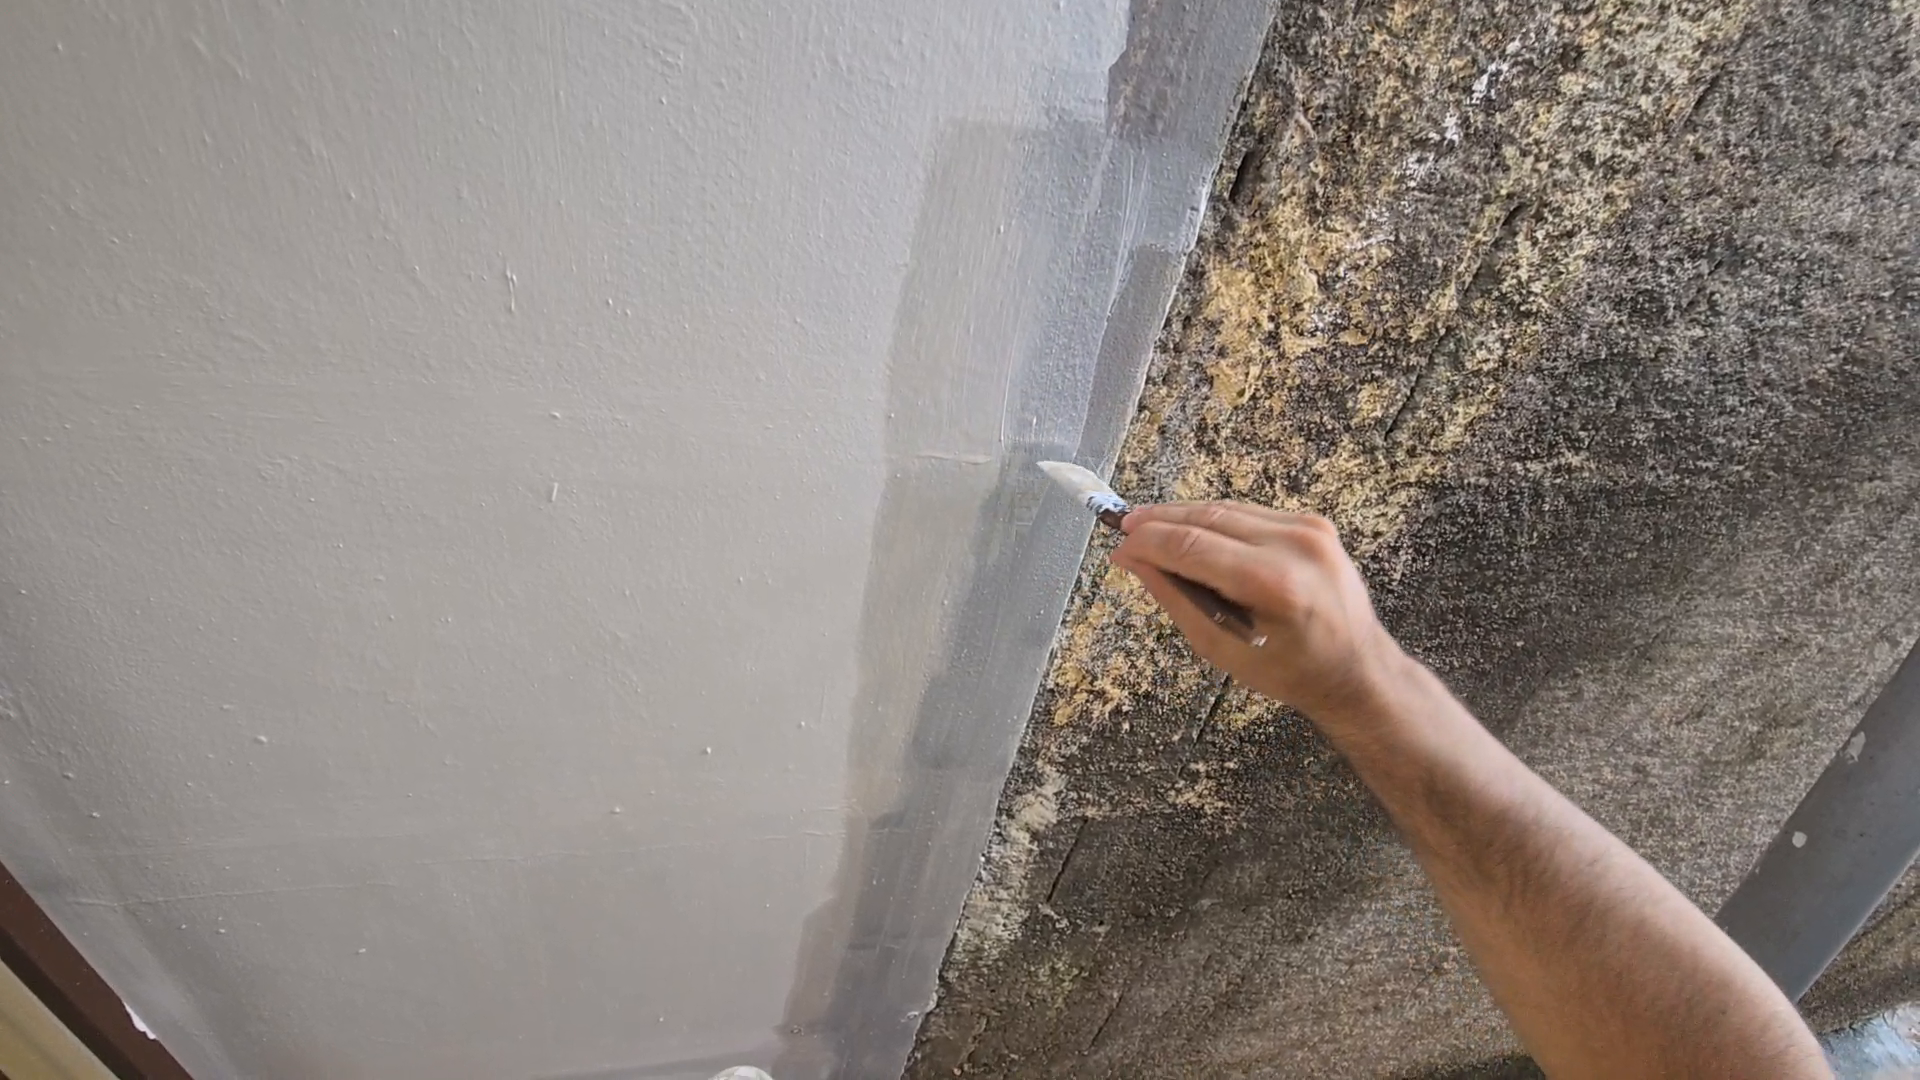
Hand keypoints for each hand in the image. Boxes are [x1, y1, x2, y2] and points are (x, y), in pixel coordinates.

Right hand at [1109, 502, 1404, 722]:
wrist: (1358, 670)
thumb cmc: (1287, 672)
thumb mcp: (1218, 647)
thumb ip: (1173, 596)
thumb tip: (1129, 560)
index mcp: (1273, 583)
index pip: (1190, 546)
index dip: (1146, 542)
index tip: (1118, 546)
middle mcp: (1294, 545)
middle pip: (1206, 518)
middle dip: (1159, 521)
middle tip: (1124, 529)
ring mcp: (1308, 528)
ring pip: (1224, 509)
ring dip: (1182, 516)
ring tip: (1147, 528)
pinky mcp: (1313, 523)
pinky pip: (1247, 513)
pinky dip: (1212, 520)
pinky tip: (1188, 531)